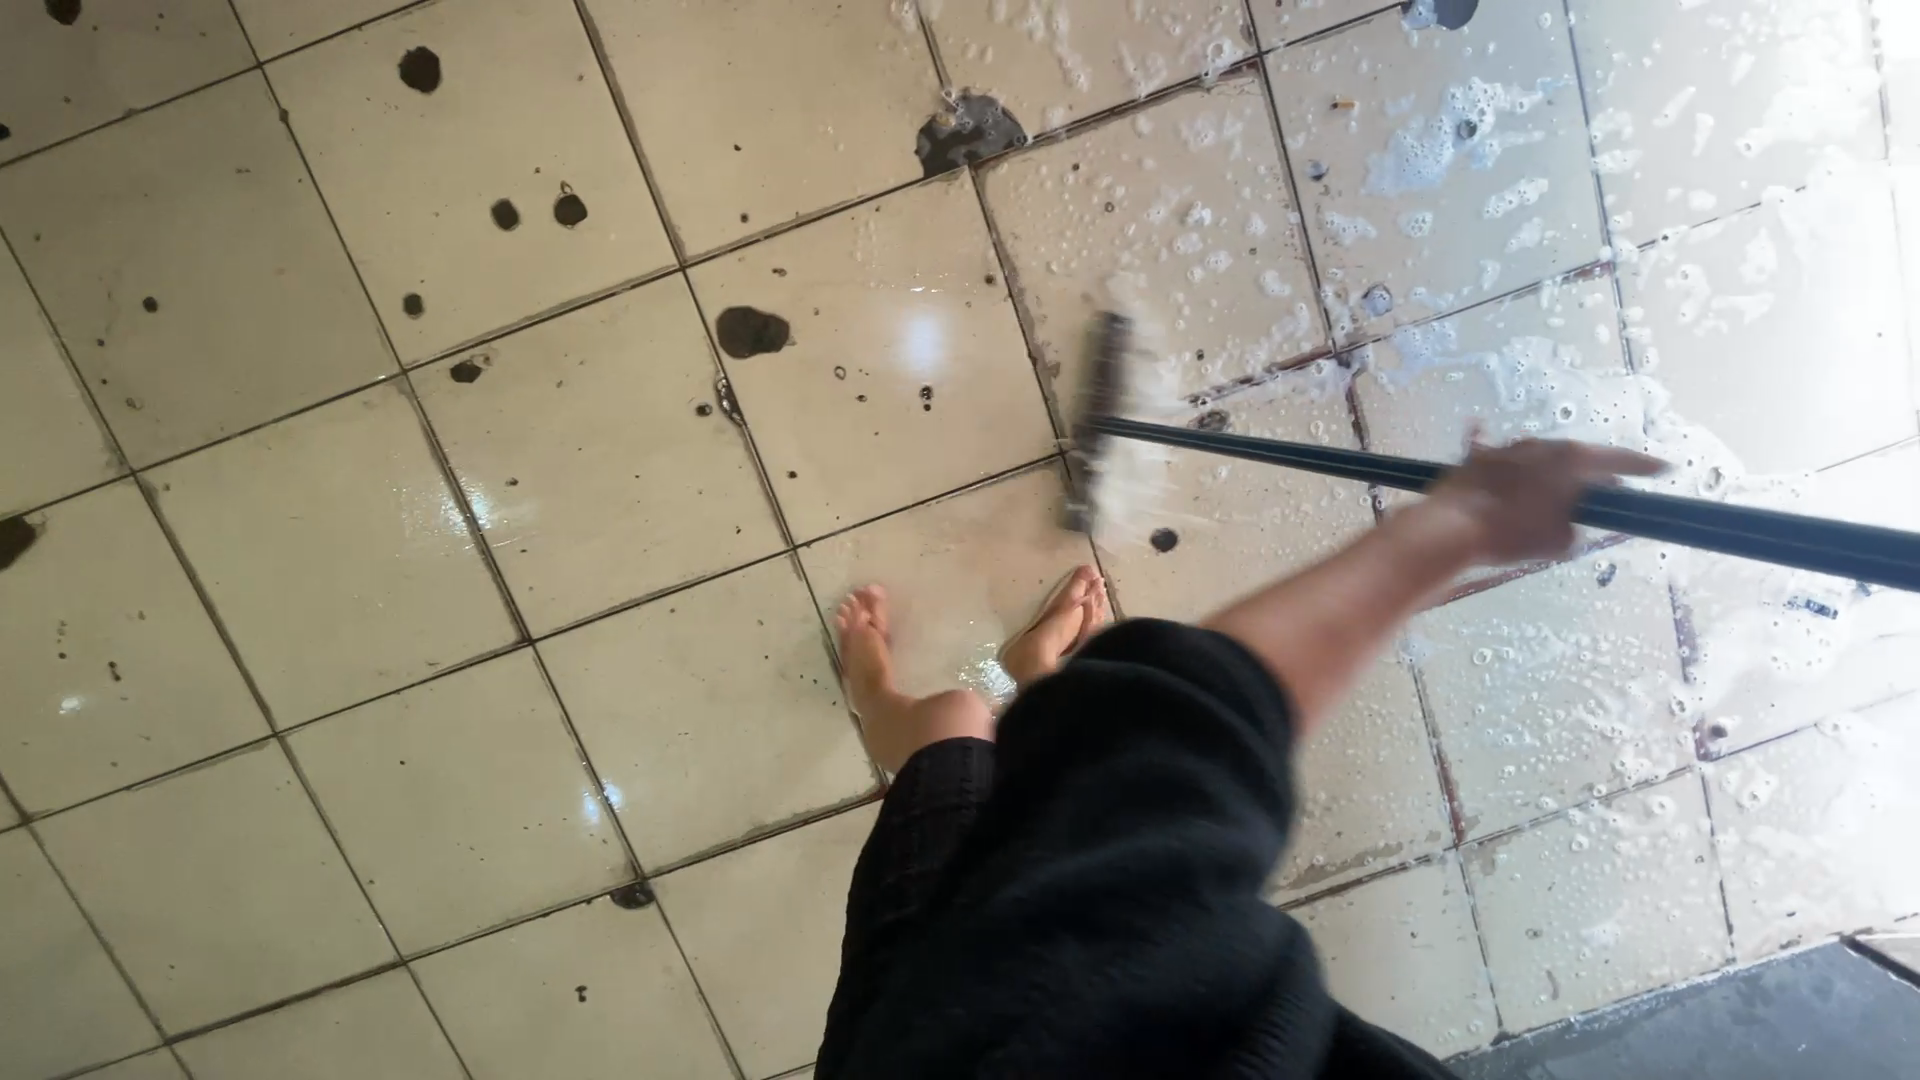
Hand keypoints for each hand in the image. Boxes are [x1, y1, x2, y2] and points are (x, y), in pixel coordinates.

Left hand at [1424, 436, 1668, 564]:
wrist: (1449, 528)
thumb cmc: (1511, 534)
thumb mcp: (1559, 539)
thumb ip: (1573, 524)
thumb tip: (1567, 520)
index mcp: (1571, 460)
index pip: (1618, 460)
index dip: (1642, 466)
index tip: (1663, 468)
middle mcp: (1539, 446)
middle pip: (1575, 456)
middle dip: (1592, 471)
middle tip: (1607, 485)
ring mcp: (1503, 449)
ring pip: (1536, 454)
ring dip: (1549, 466)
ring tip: (1559, 481)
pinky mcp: (1472, 460)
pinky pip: (1484, 448)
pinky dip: (1485, 441)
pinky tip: (1478, 426)